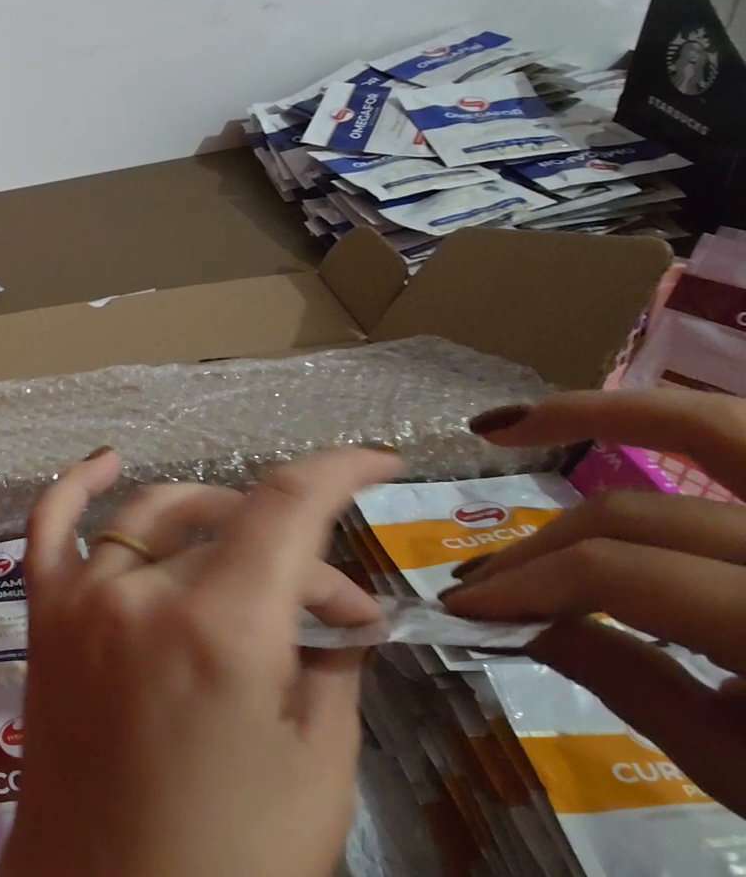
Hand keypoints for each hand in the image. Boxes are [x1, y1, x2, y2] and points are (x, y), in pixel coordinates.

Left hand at [0, 447, 399, 876]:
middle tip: (337, 616)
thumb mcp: (317, 769)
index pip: (285, 509)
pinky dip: (75, 486)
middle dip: (298, 559)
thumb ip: (329, 670)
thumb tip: (336, 617)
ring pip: (153, 522)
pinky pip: (47, 527)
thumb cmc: (232, 855)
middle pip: (230, 530)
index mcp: (222, 629)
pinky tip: (106, 463)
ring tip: (258, 555)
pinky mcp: (43, 616)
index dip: (337, 471)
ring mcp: (79, 598)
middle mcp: (140, 594)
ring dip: (214, 522)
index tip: (376, 461)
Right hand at [445, 389, 745, 813]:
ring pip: (716, 428)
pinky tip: (602, 418)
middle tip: (478, 578)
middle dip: (541, 546)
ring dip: (595, 414)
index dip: (527, 584)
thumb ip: (623, 678)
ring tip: (504, 423)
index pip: (622, 575)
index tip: (460, 607)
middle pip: (637, 516)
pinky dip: (670, 420)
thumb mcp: (738, 765)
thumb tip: (503, 618)